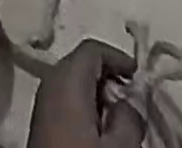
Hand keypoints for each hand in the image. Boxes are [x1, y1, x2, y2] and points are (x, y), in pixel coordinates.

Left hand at [27, 40, 143, 147]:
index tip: (140, 77)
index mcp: (67, 77)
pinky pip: (66, 100)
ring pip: (74, 82)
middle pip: (82, 62)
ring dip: (98, 94)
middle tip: (132, 100)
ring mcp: (43, 102)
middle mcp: (50, 81)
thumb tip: (128, 103)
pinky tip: (99, 132)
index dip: (118, 57)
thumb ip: (129, 117)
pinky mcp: (41, 122)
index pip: (92, 49)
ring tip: (120, 119)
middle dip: (109, 76)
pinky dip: (85, 106)